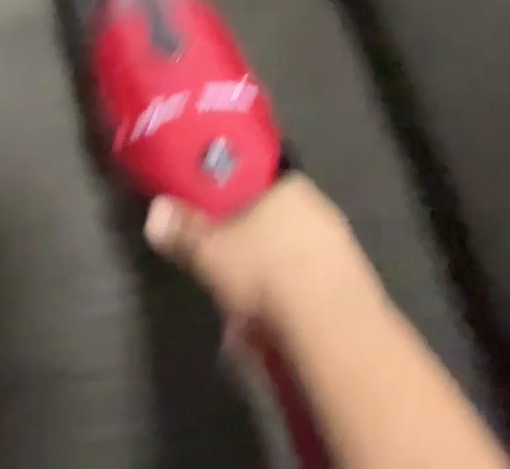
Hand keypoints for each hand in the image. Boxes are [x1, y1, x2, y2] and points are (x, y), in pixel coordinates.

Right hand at [143, 173, 378, 327]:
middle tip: (225, 268)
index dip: (236, 197)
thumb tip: (155, 213)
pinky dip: (292, 301)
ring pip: (292, 256)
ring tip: (246, 308)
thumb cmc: (265, 270)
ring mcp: (342, 247)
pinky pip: (311, 285)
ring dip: (269, 277)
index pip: (259, 180)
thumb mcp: (210, 250)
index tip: (219, 217)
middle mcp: (320, 208)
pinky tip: (275, 324)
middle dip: (250, 246)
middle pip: (274, 221)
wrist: (334, 330)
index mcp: (289, 187)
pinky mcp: (354, 287)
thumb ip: (183, 230)